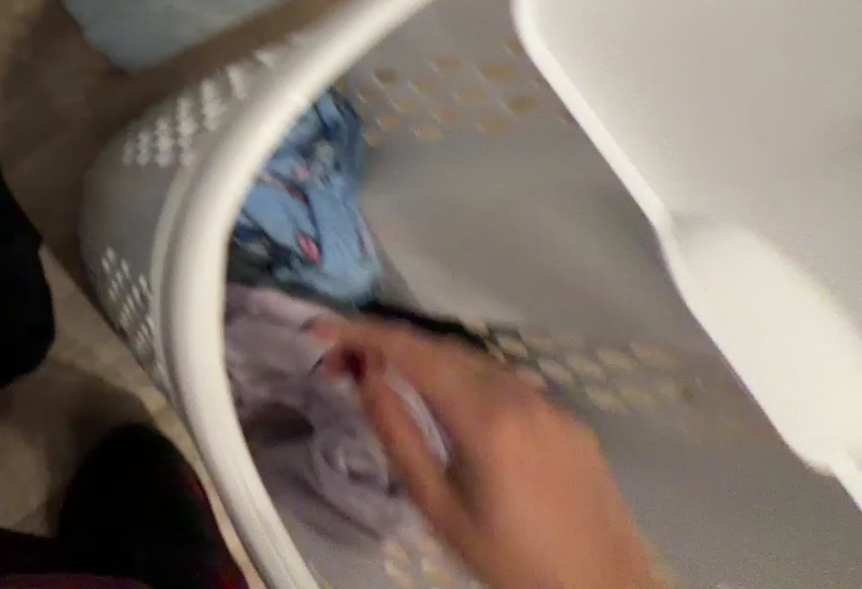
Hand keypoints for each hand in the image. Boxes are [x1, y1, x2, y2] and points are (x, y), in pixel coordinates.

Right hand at [317, 317, 660, 588]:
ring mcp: (550, 406)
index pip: (409, 351)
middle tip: (341, 356)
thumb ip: (395, 430)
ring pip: (468, 357)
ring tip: (382, 368)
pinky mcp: (568, 420)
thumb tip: (363, 373)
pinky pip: (499, 378)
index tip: (319, 327)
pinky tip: (439, 391)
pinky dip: (456, 370)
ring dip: (419, 353)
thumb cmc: (510, 560)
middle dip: (383, 340)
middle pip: (436, 345)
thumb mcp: (435, 503)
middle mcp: (520, 398)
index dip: (359, 331)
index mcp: (484, 418)